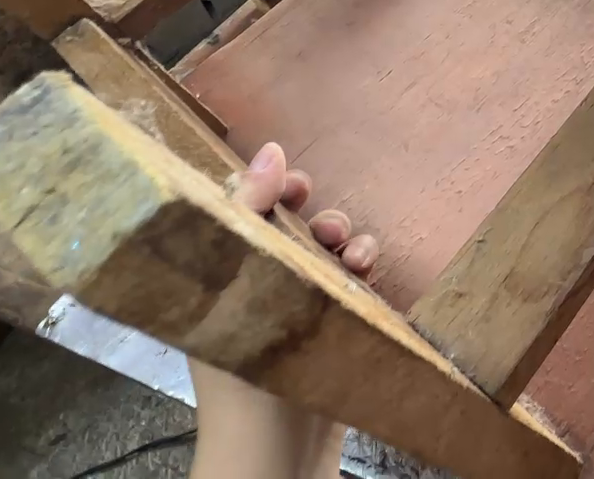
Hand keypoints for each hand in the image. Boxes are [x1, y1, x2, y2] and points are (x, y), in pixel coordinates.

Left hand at [189, 143, 379, 478]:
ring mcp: (298, 304)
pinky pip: (353, 278)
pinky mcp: (333, 323)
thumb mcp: (240, 278)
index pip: (244, 213)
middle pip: (294, 228)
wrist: (277, 455)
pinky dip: (363, 266)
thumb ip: (248, 211)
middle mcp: (260, 283)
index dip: (270, 189)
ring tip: (354, 254)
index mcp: (223, 273)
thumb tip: (270, 146)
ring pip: (329, 249)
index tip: (296, 183)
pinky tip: (370, 272)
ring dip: (348, 239)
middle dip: (319, 216)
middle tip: (329, 226)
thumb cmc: (245, 366)